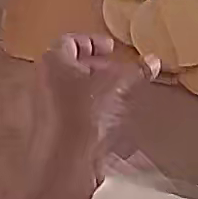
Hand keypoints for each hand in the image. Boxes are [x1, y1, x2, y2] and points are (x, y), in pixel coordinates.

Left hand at [37, 33, 158, 177]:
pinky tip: (107, 115)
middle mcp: (43, 79)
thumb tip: (154, 60)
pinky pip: (70, 107)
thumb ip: (135, 71)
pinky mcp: (51, 126)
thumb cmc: (84, 111)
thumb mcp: (115, 85)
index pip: (71, 40)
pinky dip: (88, 104)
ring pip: (70, 86)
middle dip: (95, 65)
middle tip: (117, 69)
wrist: (64, 158)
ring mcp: (44, 104)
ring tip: (116, 91)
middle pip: (70, 64)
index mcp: (53, 61)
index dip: (93, 42)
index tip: (111, 49)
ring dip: (93, 85)